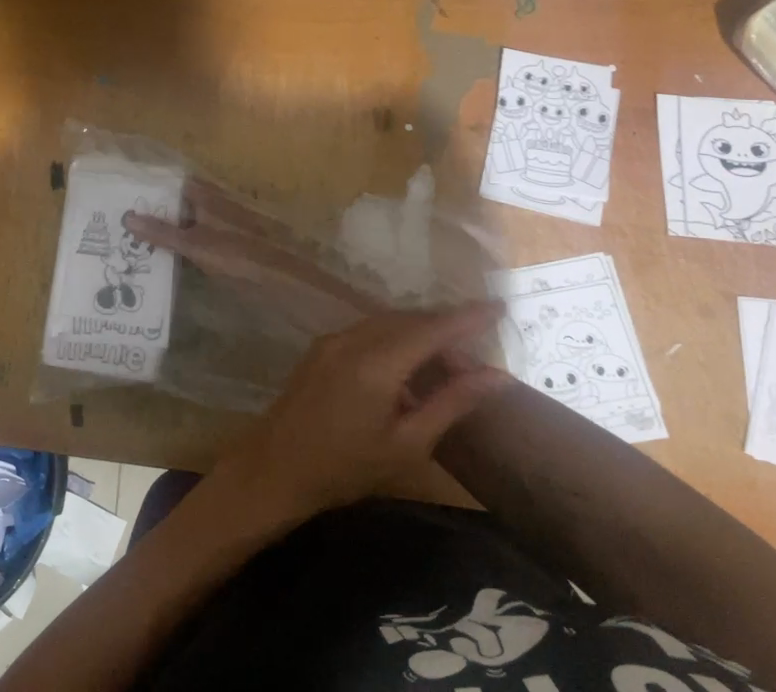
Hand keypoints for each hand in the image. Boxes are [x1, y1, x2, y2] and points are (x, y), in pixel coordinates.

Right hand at [124, 182, 382, 336]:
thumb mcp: (201, 246)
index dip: (155, 186)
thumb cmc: (246, 261)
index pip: (178, 184)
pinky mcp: (230, 261)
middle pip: (181, 207)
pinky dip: (178, 256)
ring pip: (188, 230)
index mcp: (213, 201)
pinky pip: (195, 252)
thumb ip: (166, 233)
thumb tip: (128, 216)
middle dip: (155, 213)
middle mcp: (219, 214)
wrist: (291, 292)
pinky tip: (161, 270)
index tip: (122, 193)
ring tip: (129, 247)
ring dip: (165, 236)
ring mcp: (226, 238)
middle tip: (116, 224)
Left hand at [207, 305, 510, 525]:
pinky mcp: (319, 351)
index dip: (468, 317)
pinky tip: (406, 373)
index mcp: (376, 362)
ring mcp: (331, 342)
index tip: (500, 307)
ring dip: (419, 335)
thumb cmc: (345, 467)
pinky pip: (366, 333)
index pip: (432, 328)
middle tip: (474, 362)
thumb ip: (452, 403)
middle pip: (409, 320)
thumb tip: (497, 377)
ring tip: (446, 368)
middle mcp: (352, 340)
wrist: (274, 469)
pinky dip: (394, 341)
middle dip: (446, 331)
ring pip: (386, 324)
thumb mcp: (408, 443)